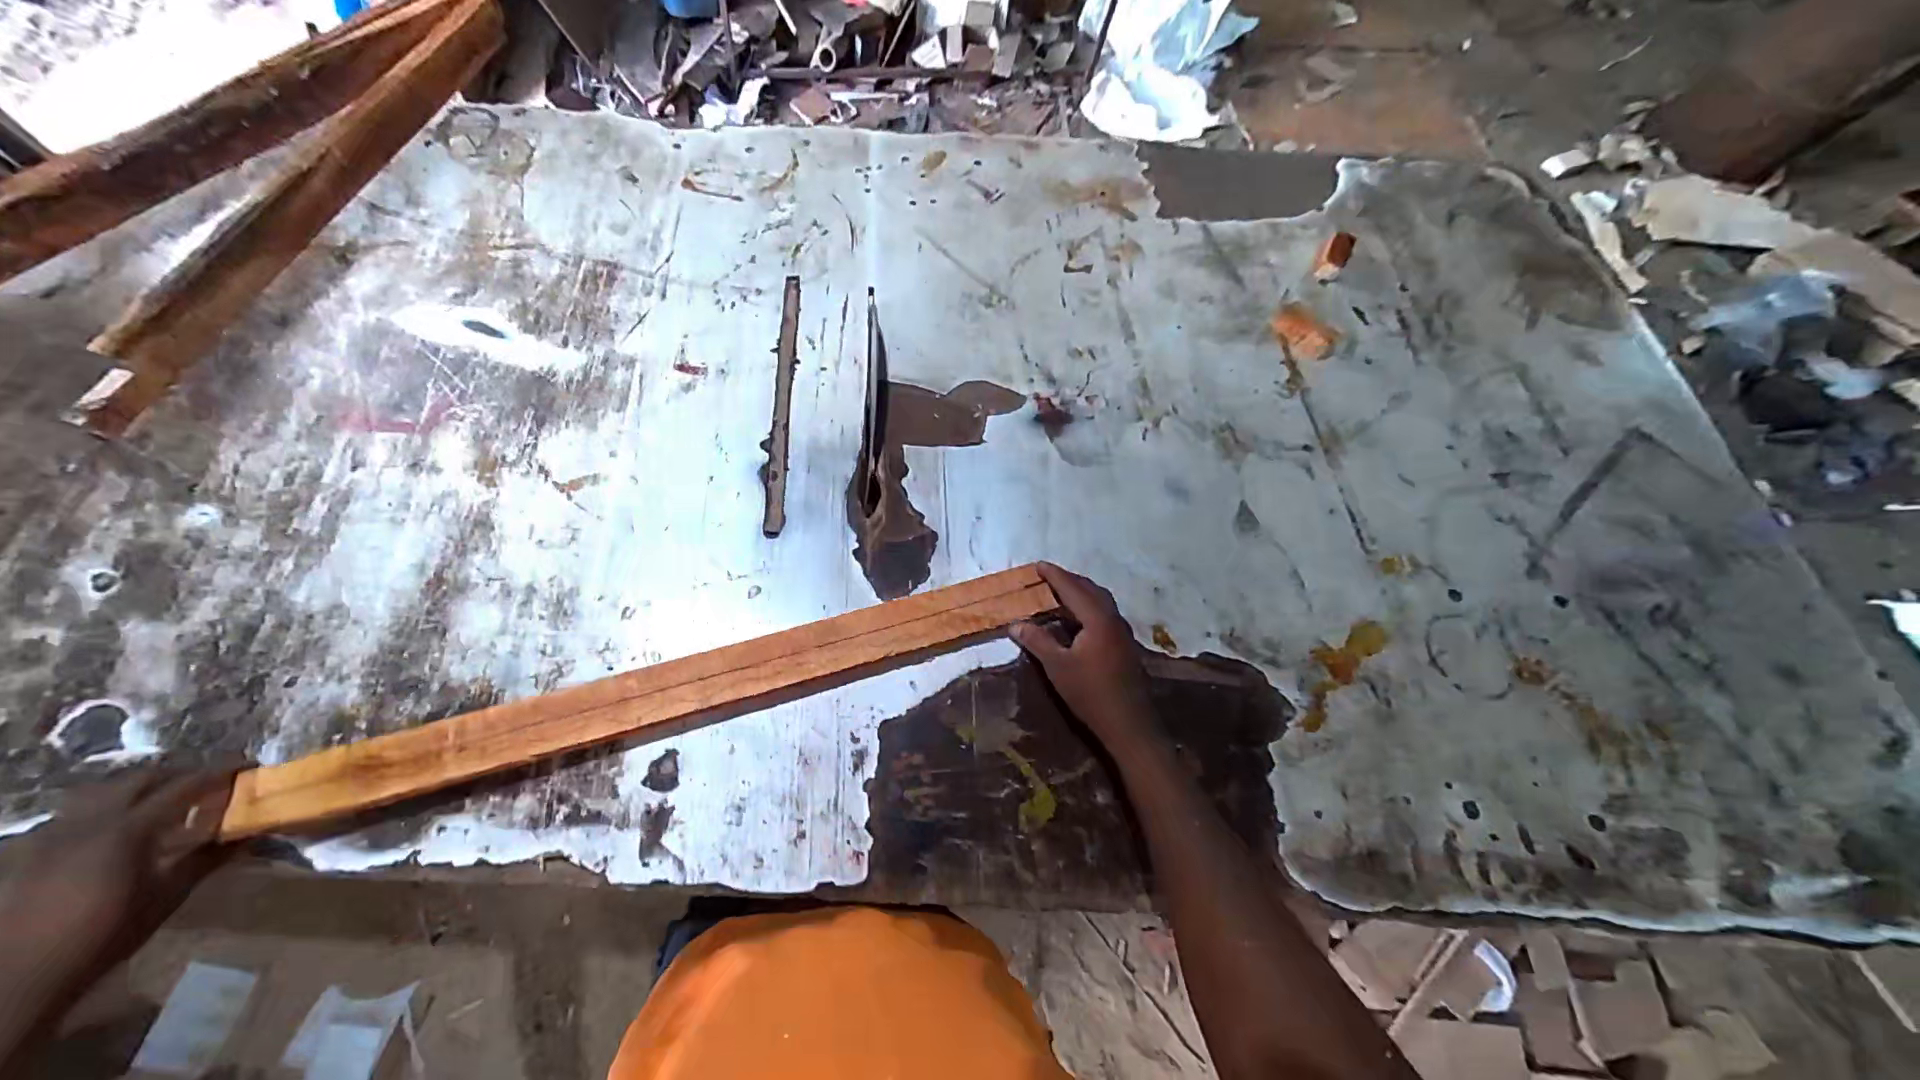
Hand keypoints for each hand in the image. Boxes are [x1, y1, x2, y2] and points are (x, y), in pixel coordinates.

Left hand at [0, 768, 237, 1014]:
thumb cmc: (107, 933)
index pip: (186, 785)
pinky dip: (108, 809)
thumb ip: (210, 857)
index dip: (221, 772)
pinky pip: (77, 813)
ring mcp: (56, 835)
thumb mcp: (169, 894)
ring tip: (165, 803)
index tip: (249, 766)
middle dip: (181, 774)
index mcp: (129, 828)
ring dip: (142, 789)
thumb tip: (252, 832)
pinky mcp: (35, 851)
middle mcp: (90, 822)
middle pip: (142, 779)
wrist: (24, 974)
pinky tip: (118, 830)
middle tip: (210, 784)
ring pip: (105, 791)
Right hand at [1010, 563, 1160, 747]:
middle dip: (1068, 580)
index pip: (1072, 588)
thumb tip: (1016, 624)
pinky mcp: (1124, 645)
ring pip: (1100, 601)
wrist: (1128, 723)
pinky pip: (1104, 613)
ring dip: (1080, 593)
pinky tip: (1077, 619)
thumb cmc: (1090, 693)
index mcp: (1097, 619)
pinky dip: (1088, 607)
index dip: (1054, 575)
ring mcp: (1122, 632)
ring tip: (1059, 593)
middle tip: (1046, 577)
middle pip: (1090, 590)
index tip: (1038, 565)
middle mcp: (1113, 619)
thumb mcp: (1057, 666)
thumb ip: (1037, 641)